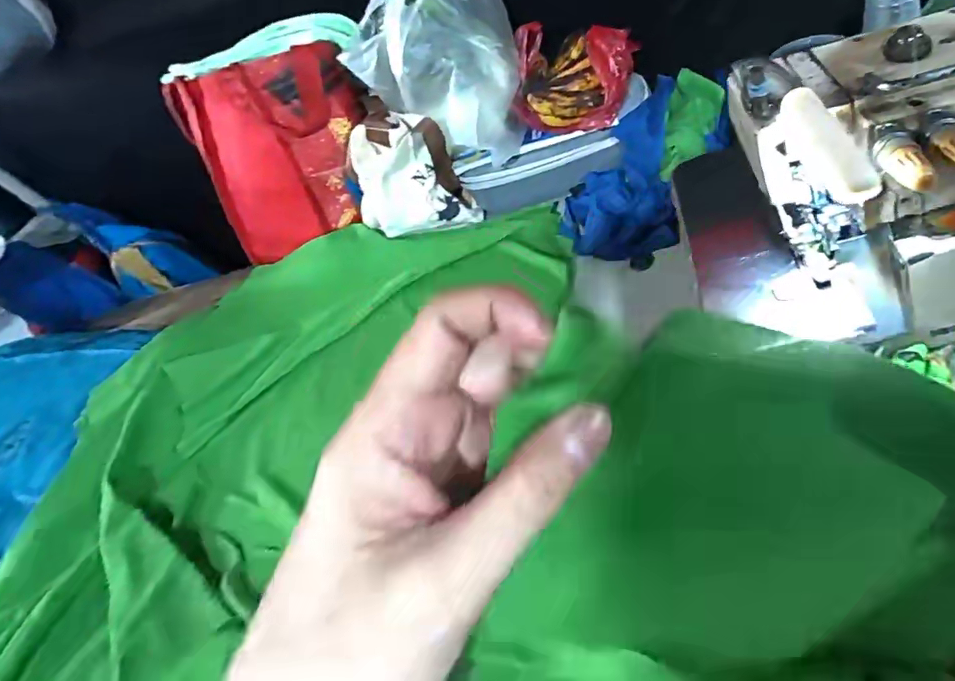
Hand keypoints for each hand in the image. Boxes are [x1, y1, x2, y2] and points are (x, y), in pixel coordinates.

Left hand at [229, 286, 609, 680]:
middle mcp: (411, 428)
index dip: (495, 309)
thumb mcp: (449, 576)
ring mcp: (434, 458)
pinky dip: (541, 421)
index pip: (440, 330)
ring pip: (494, 393)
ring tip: (591, 382)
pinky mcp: (455, 488)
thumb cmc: (354, 651)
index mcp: (387, 429)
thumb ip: (529, 495)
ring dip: (541, 380)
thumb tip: (599, 415)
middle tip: (588, 360)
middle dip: (530, 343)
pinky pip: (504, 435)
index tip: (551, 333)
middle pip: (474, 354)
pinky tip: (570, 425)